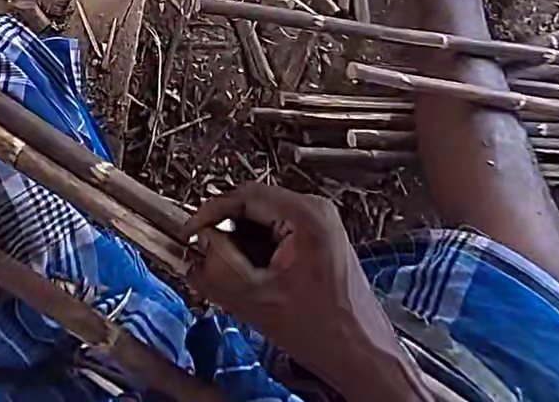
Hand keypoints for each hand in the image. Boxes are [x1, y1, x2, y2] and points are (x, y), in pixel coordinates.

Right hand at [185, 183, 366, 347]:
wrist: (367, 362)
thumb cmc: (329, 335)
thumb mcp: (258, 300)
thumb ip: (219, 267)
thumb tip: (199, 243)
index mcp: (305, 216)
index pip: (242, 195)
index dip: (210, 212)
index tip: (192, 230)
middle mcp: (315, 211)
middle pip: (251, 206)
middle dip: (224, 230)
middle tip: (203, 250)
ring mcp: (319, 224)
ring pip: (260, 220)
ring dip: (239, 241)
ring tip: (226, 268)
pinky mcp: (318, 239)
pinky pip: (274, 232)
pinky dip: (256, 249)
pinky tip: (248, 274)